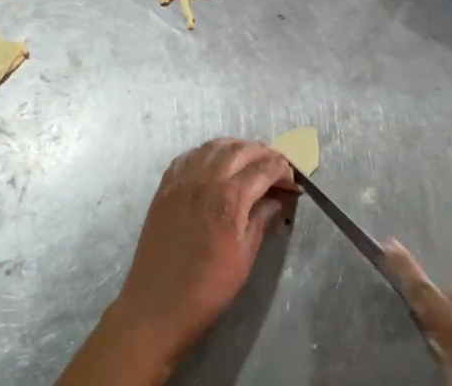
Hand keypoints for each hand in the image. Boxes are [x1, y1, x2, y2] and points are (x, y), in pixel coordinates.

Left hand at [57, 139, 292, 385]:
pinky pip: (189, 156)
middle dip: (263, 152)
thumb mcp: (244, 257)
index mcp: (229, 198)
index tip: (292, 178)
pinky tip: (215, 164)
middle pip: (240, 149)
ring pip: (213, 146)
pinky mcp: (165, 187)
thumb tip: (275, 200)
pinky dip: (207, 153)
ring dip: (236, 147)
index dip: (282, 169)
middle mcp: (205, 180)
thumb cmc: (208, 288)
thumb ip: (260, 221)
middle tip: (276, 165)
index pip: (263, 168)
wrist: (158, 305)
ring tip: (249, 160)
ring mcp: (182, 180)